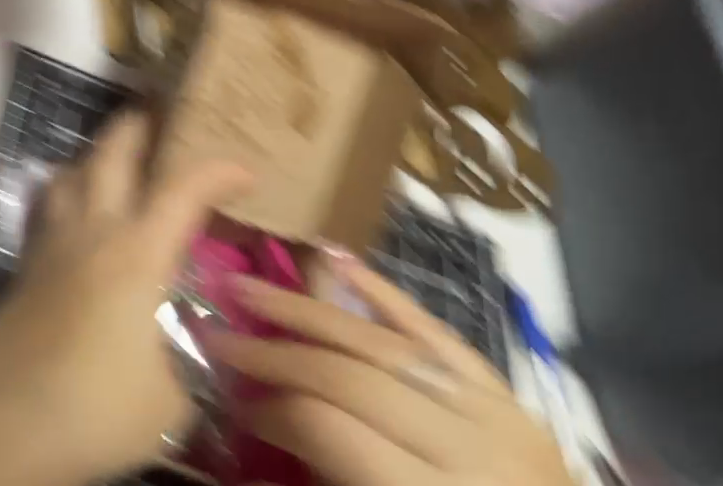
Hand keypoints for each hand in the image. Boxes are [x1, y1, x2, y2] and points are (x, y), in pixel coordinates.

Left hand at [0, 111, 252, 484]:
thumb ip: (186, 365)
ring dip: (97, 154)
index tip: (244, 172)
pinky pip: (47, 207)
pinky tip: (77, 213)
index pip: (181, 189)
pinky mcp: (25, 264)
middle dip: (139, 124)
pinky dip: (67, 192)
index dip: (217, 171)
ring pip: (70, 171)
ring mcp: (51, 243)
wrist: (5, 421)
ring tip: (118, 158)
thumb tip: (183, 353)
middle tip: (161, 114)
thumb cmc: (96, 407)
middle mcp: (92, 231)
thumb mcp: (170, 400)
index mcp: (136, 253)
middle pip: (110, 152)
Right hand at [209, 251, 578, 485]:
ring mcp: (494, 413)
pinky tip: (333, 258)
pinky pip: (435, 331)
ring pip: (382, 342)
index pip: (327, 427)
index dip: (268, 408)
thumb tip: (256, 416)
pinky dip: (381, 291)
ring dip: (306, 309)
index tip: (231, 399)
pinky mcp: (506, 393)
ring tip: (247, 288)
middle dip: (273, 351)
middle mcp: (468, 449)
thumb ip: (324, 473)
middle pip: (349, 375)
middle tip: (216, 334)